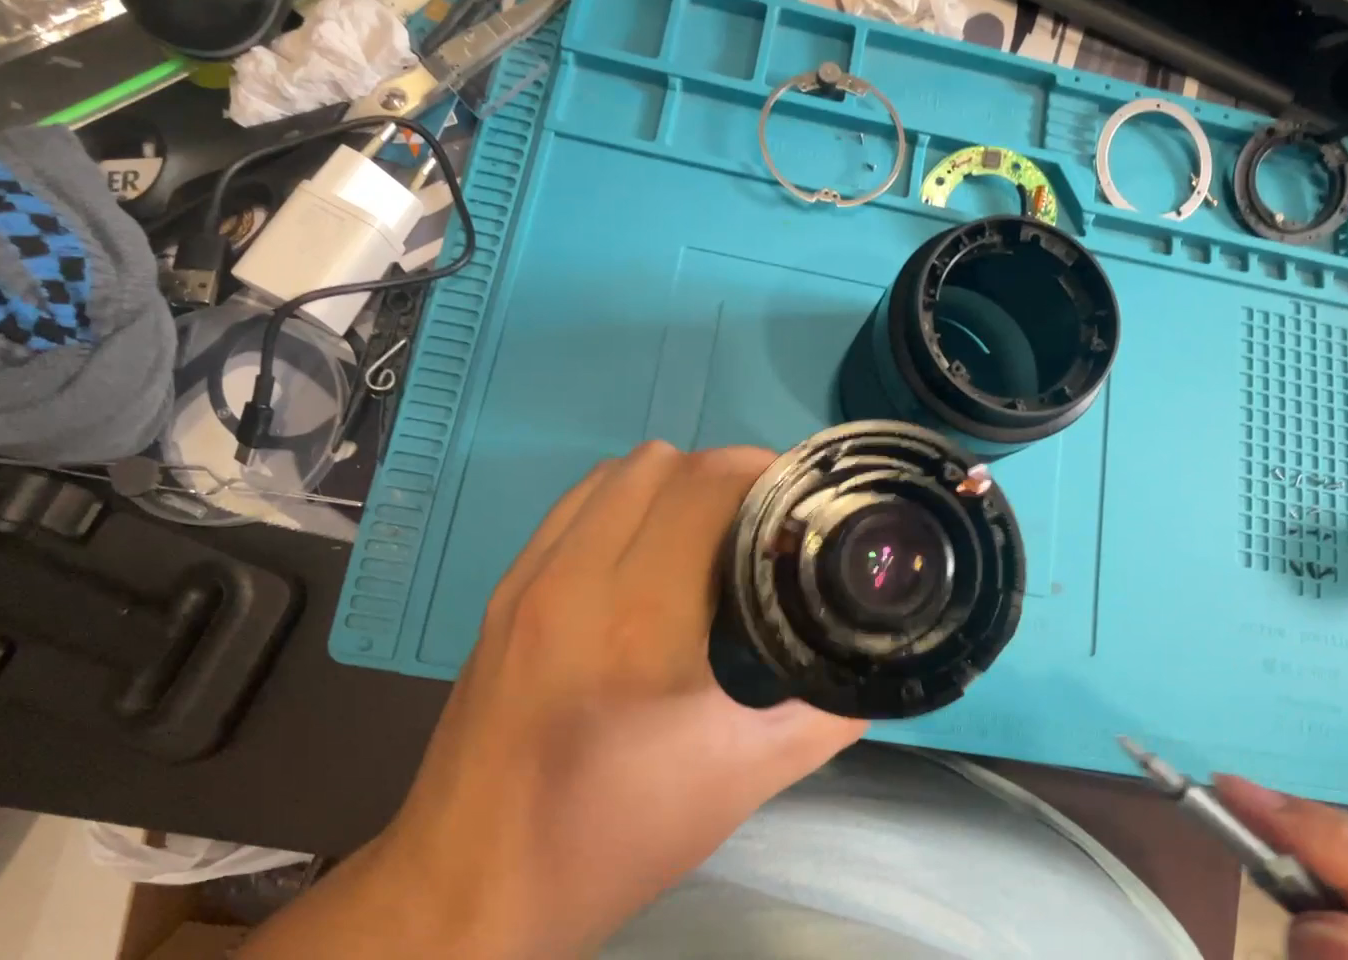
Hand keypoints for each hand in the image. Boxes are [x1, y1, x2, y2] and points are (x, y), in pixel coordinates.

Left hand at [245, 442, 866, 958]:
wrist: (475, 883)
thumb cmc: (615, 837)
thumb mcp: (742, 779)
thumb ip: (823, 712)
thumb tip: (872, 670)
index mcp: (642, 620)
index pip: (708, 484)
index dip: (764, 472)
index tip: (800, 500)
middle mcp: (576, 578)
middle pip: (663, 464)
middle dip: (725, 474)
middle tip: (763, 521)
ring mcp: (528, 579)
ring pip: (613, 473)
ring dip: (671, 482)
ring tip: (709, 529)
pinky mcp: (501, 592)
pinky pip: (573, 506)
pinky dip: (622, 502)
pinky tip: (646, 551)